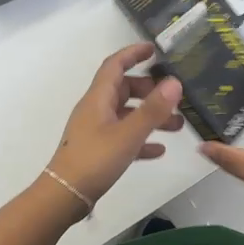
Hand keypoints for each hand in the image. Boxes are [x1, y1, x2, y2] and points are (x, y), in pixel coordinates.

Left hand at [46, 43, 183, 207]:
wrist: (66, 194)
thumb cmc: (95, 159)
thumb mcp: (128, 133)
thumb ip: (153, 109)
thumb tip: (174, 82)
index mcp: (98, 98)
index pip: (115, 65)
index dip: (133, 54)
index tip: (154, 50)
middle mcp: (95, 110)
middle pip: (124, 90)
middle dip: (150, 90)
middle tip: (174, 97)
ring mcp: (96, 131)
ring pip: (127, 115)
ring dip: (151, 117)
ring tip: (178, 125)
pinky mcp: (98, 151)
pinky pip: (124, 138)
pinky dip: (142, 139)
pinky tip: (159, 149)